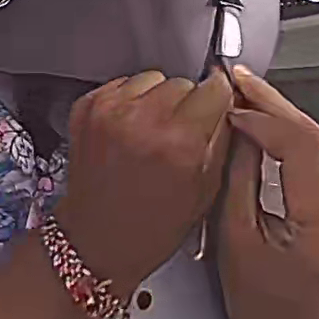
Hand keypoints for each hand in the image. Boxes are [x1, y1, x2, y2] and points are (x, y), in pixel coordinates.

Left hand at [54, 70, 233, 294]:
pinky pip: (123, 85)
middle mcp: (142, 120)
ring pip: (153, 78)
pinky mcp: (88, 107)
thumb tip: (230, 103)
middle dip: (187, 104)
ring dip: (157, 99)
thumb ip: (223, 139)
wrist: (95, 240)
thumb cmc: (149, 227)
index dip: (219, 98)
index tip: (217, 103)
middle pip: (183, 82)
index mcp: (178, 142)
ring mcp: (110, 111)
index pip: (214, 88)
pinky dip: (130, 102)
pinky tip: (130, 131)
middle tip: (179, 134)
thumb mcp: (205, 190)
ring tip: (151, 133)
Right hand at [217, 69, 318, 318]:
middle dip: (278, 108)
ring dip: (291, 120)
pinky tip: (279, 125)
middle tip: (244, 83)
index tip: (236, 108)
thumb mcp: (235, 239)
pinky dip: (305, 141)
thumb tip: (240, 125)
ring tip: (254, 98)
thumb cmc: (261, 308)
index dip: (266, 121)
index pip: (305, 153)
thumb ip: (240, 175)